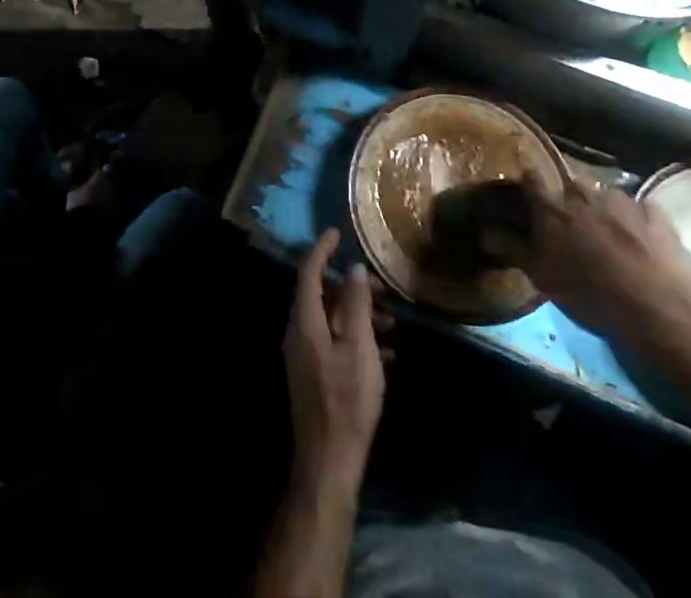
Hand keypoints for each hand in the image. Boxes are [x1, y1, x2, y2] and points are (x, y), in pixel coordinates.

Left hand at [283, 228, 387, 491]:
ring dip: (359, 314)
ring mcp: (304, 354)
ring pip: (331, 319)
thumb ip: (355, 305)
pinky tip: (387, 352)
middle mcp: (298, 332)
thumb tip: (353, 268)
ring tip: (393, 322)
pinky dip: (357, 338)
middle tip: (383, 289)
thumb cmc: (348, 399)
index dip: (322, 250)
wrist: (329, 457)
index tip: (337, 232)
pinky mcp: (314, 372)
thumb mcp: (359, 347)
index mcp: (304, 321)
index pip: (308, 273)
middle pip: (321, 295)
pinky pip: (334, 342)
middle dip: (351, 287)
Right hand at [515, 173, 690, 360]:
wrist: (659, 310)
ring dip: (598, 207)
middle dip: (564, 196)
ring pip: (602, 194)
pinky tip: (636, 240)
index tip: (524, 188)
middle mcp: (585, 193)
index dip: (526, 180)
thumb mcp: (541, 275)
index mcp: (552, 206)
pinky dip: (631, 219)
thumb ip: (511, 247)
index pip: (530, 177)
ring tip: (603, 233)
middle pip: (568, 183)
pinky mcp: (657, 213)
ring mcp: (624, 200)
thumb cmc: (588, 294)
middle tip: (566, 221)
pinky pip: (636, 208)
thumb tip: (485, 230)